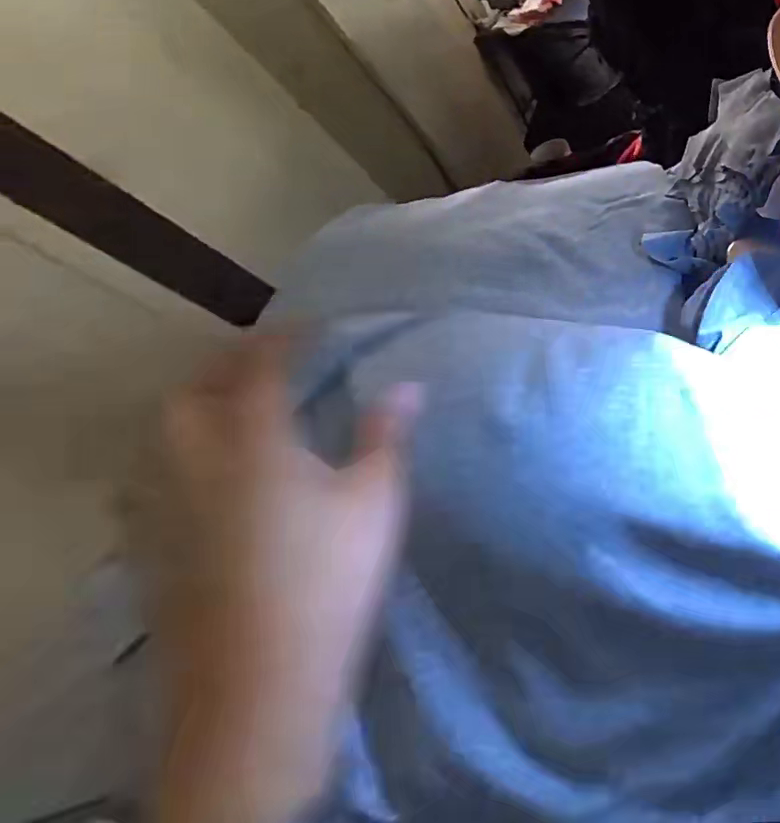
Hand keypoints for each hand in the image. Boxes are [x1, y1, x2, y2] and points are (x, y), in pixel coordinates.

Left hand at [146, 333, 419, 822]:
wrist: (264, 665)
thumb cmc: (334, 570)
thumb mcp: (377, 497)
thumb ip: (384, 435)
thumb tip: (406, 386)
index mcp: (254, 449)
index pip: (259, 376)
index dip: (282, 343)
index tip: (310, 325)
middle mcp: (196, 467)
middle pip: (190, 397)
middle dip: (225, 366)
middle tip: (272, 356)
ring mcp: (168, 506)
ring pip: (166, 434)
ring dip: (202, 403)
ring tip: (249, 401)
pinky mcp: (160, 539)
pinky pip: (164, 468)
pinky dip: (192, 444)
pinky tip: (227, 462)